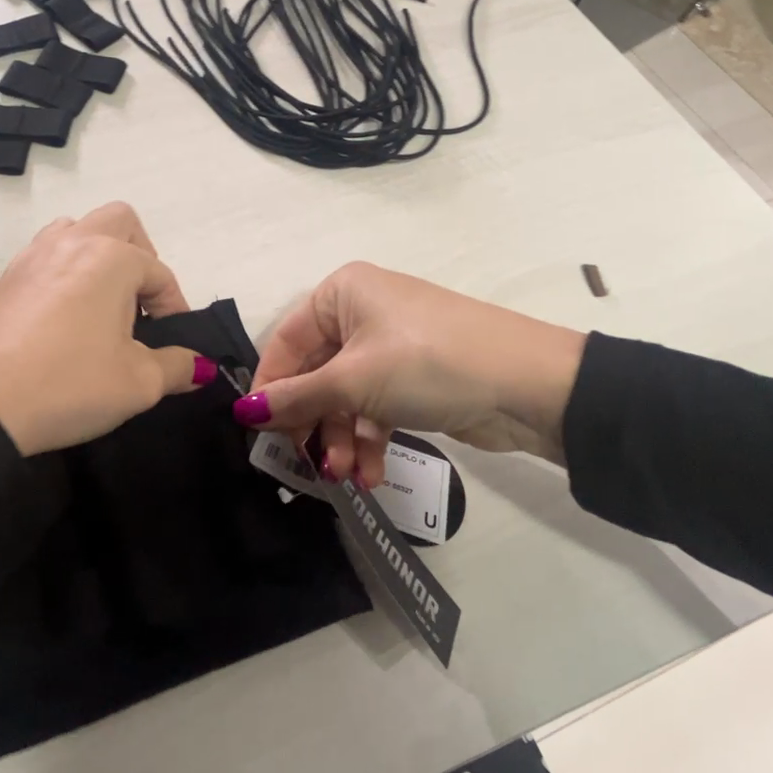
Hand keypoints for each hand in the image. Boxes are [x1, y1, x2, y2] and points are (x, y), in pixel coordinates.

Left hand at [0, 203, 213, 455]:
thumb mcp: (137, 384)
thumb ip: (177, 367)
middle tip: (141, 306)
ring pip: (77, 232)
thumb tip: (198, 366)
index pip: (159, 273)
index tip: (175, 347)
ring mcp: (31, 257)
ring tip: (102, 309)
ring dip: (99, 258)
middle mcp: (71, 243)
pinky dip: (66, 275)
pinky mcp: (4, 279)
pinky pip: (46, 258)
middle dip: (141, 257)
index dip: (175, 309)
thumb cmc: (67, 386)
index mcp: (110, 259)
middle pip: (119, 223)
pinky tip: (64, 322)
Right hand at [239, 262, 587, 484]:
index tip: (256, 430)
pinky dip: (368, 440)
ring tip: (346, 478)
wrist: (529, 384)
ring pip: (343, 397)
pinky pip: (372, 409)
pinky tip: (370, 475)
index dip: (269, 386)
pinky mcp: (411, 379)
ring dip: (340, 440)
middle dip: (312, 423)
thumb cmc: (428, 364)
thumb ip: (296, 398)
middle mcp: (360, 314)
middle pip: (314, 373)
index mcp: (342, 294)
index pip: (286, 341)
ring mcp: (388, 348)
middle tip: (307, 464)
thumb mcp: (355, 380)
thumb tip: (242, 412)